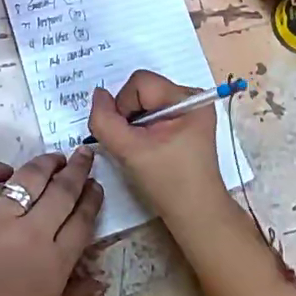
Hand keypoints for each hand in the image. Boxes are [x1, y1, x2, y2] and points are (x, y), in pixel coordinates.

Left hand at [0, 150, 103, 295]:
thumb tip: (98, 280)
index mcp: (52, 266)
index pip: (81, 220)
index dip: (92, 199)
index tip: (97, 185)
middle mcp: (29, 234)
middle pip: (62, 191)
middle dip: (78, 170)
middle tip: (85, 155)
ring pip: (29, 177)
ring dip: (47, 163)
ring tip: (56, 158)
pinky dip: (0, 168)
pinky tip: (7, 171)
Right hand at [88, 70, 229, 218]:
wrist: (196, 213)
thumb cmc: (167, 182)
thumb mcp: (129, 151)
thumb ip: (105, 121)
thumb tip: (98, 95)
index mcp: (187, 98)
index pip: (139, 83)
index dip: (123, 106)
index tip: (128, 136)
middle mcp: (193, 96)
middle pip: (143, 89)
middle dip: (129, 114)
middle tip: (133, 143)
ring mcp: (191, 109)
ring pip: (146, 100)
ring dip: (135, 121)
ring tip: (141, 147)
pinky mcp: (187, 121)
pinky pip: (155, 110)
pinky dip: (144, 126)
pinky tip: (149, 147)